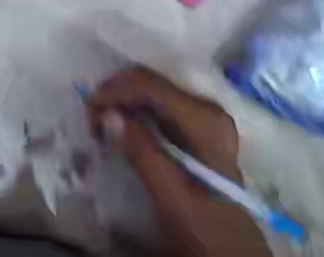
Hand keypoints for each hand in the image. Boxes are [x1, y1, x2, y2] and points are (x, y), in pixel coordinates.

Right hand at [88, 67, 272, 256]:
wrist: (235, 254)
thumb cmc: (207, 231)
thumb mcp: (174, 201)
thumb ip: (144, 156)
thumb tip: (109, 114)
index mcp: (205, 121)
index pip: (151, 86)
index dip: (115, 90)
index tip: (88, 109)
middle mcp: (206, 107)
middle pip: (150, 82)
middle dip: (115, 94)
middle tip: (92, 123)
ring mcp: (203, 114)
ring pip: (150, 90)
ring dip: (121, 101)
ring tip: (101, 127)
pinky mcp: (195, 124)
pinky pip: (157, 103)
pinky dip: (133, 111)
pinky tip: (121, 130)